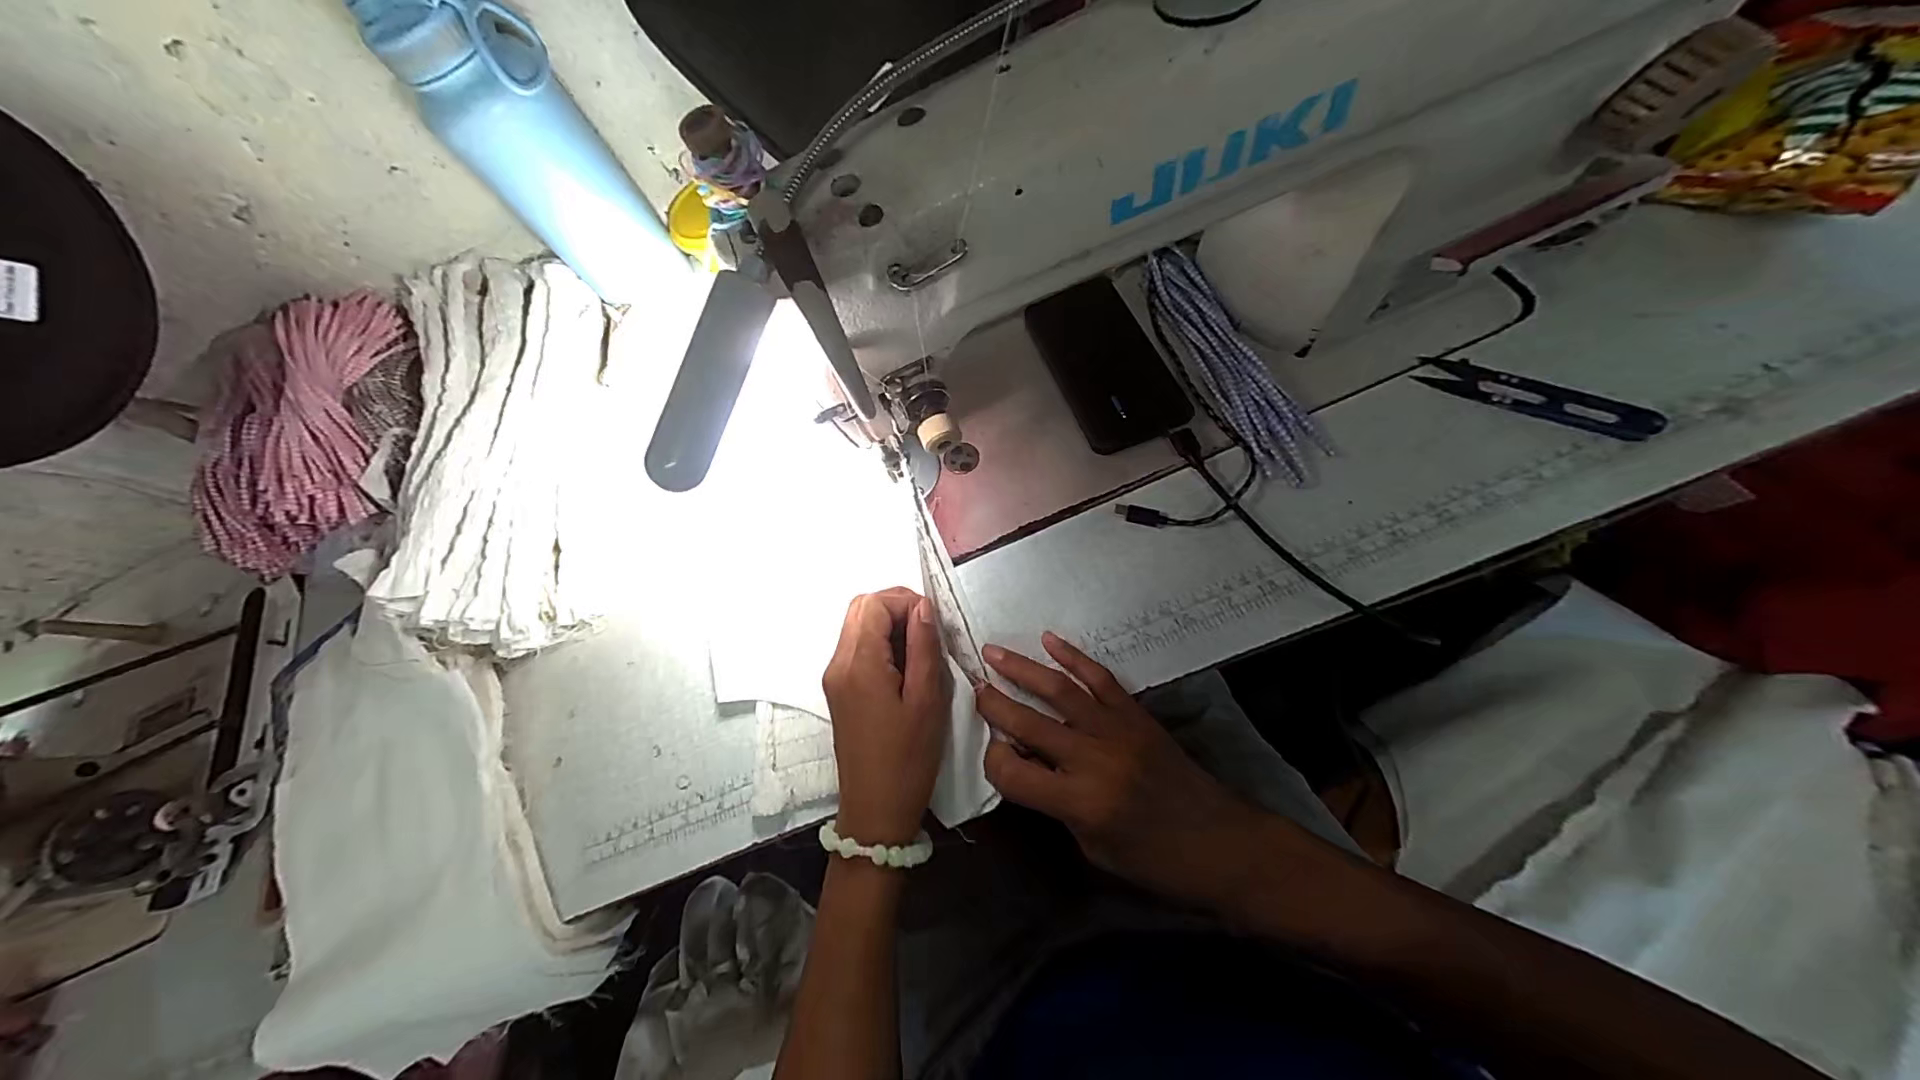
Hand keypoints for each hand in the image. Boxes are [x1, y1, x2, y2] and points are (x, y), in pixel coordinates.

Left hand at [821, 587, 948, 846]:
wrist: (876, 809)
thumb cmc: (908, 758)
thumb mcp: (927, 700)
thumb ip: (923, 647)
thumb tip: (922, 606)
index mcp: (858, 665)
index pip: (874, 604)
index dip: (906, 601)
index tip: (934, 622)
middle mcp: (837, 664)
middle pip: (860, 609)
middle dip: (896, 607)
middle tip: (930, 630)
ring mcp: (834, 677)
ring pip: (857, 626)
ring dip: (889, 625)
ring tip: (922, 650)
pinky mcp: (838, 691)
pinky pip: (857, 649)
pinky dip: (881, 644)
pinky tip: (906, 666)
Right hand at [977, 633, 1271, 909]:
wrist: (1223, 844)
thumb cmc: (1156, 861)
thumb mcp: (1094, 847)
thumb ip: (1055, 804)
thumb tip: (1028, 765)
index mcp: (1080, 802)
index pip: (1011, 772)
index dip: (994, 761)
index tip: (994, 754)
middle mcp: (1093, 759)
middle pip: (1028, 723)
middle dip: (994, 702)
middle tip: (973, 685)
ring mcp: (1117, 730)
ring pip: (1059, 691)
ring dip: (1022, 669)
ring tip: (994, 653)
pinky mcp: (1137, 715)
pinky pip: (1099, 678)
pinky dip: (1073, 657)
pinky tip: (1050, 642)